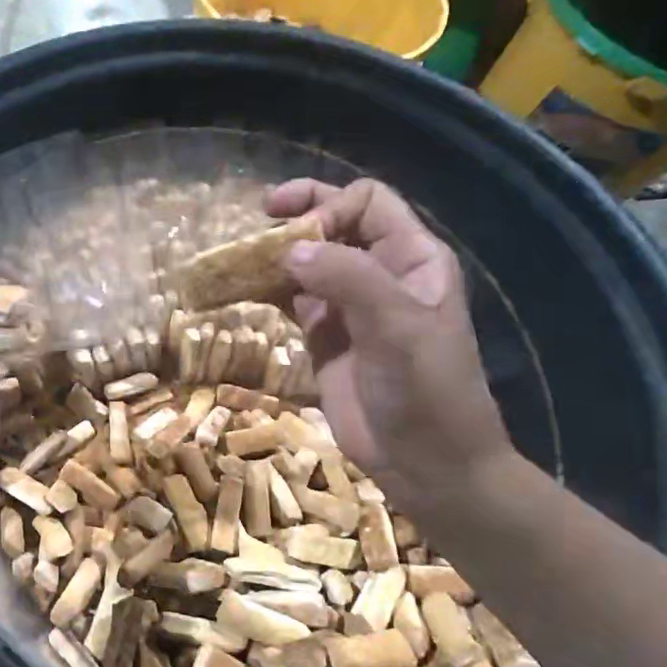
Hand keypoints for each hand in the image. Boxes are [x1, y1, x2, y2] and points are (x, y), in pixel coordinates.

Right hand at [266, 179, 514, 513]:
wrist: (427, 463)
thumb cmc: (426, 390)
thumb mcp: (397, 326)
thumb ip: (348, 278)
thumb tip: (290, 249)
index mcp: (413, 258)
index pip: (368, 203)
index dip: (329, 207)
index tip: (296, 236)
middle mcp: (381, 274)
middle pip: (335, 225)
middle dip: (298, 218)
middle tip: (258, 218)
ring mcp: (350, 308)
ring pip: (308, 263)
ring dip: (276, 256)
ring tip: (238, 259)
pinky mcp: (325, 340)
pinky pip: (293, 302)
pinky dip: (267, 292)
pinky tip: (241, 291)